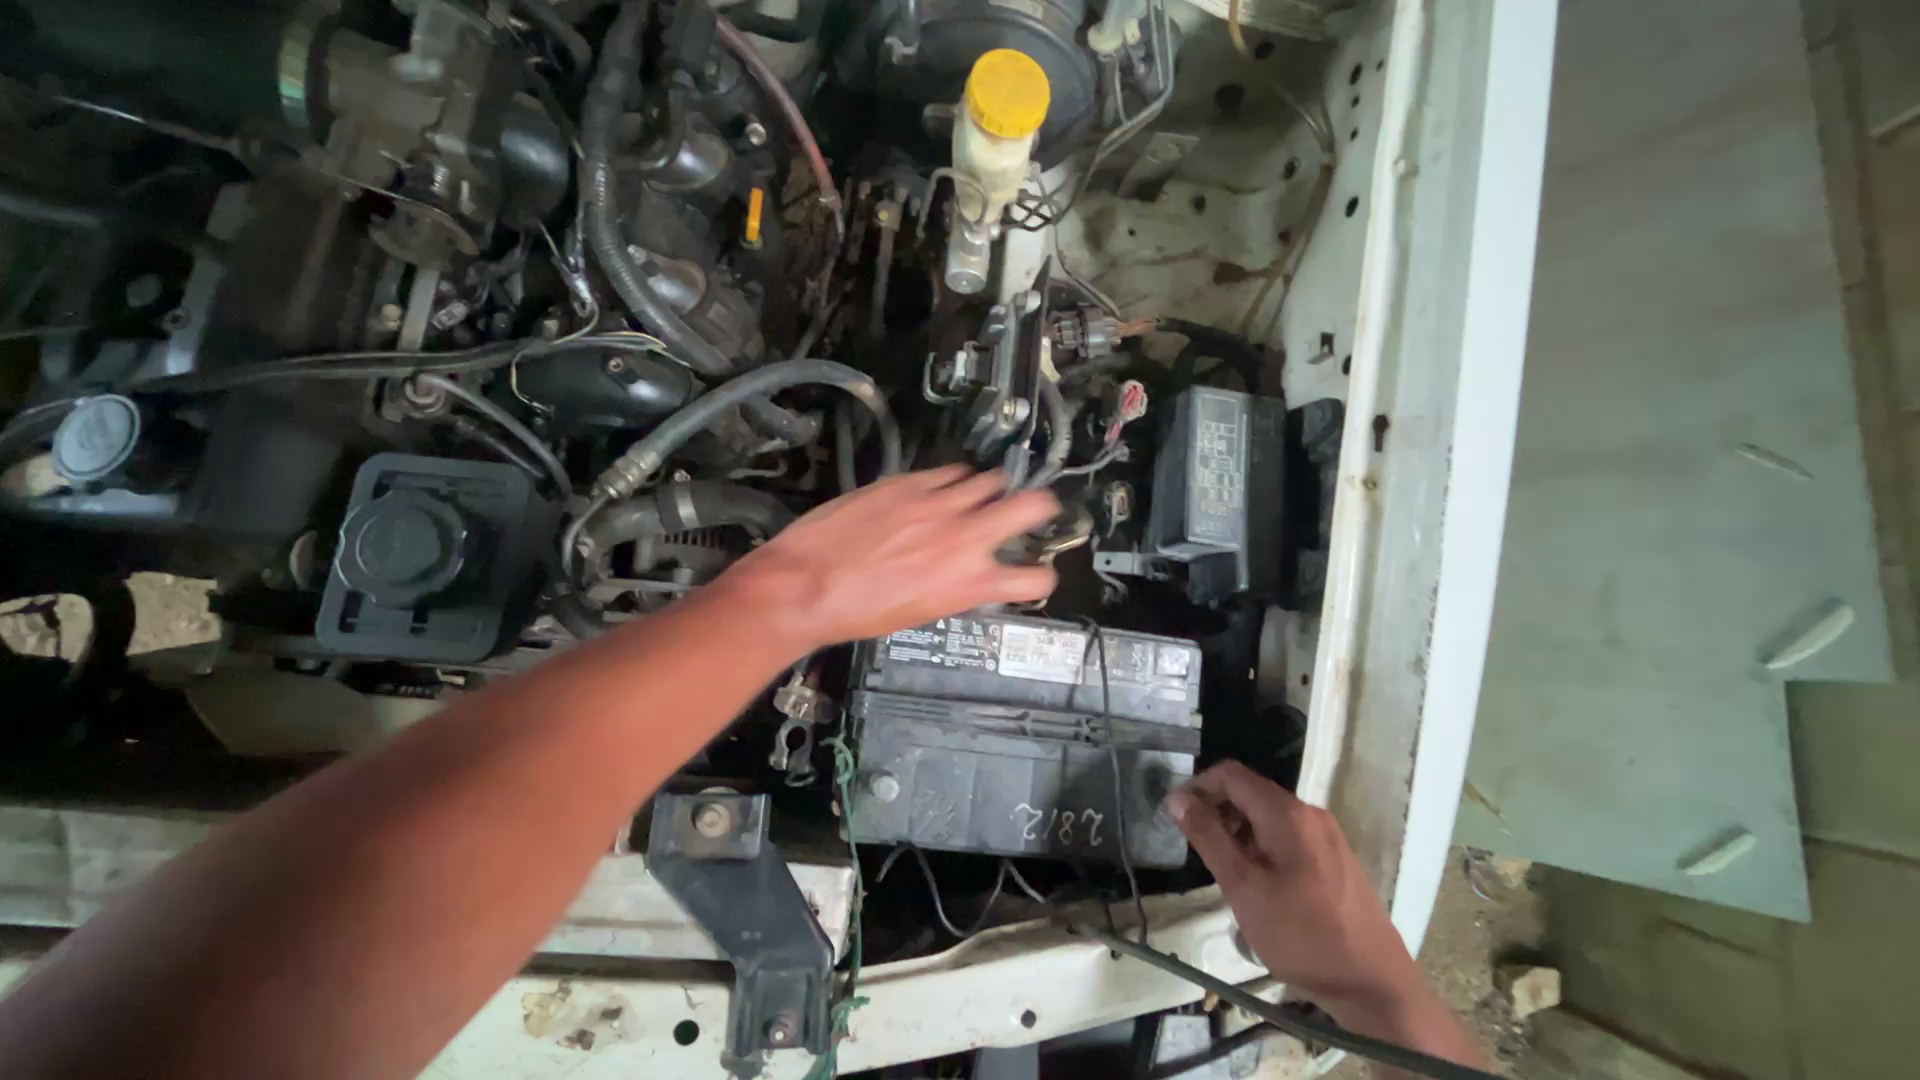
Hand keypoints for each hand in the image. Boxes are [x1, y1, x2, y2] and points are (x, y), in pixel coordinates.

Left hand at [717, 466, 1060, 649]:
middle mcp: (963, 538)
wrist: (807, 585)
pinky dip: (955, 479)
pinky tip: (945, 487)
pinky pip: (949, 471)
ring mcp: (937, 505)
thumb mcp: (920, 611)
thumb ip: (956, 587)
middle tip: (1037, 507)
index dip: (1042, 576)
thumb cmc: (856, 610)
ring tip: (986, 492)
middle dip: (1041, 506)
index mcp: (969, 582)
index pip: (1033, 578)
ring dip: (994, 488)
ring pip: (990, 479)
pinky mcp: (909, 483)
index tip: (1039, 573)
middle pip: (1031, 505)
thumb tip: (965, 575)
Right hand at [1169, 763, 1426, 1024]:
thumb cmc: (1302, 935)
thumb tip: (1178, 798)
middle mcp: (1310, 813)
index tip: (1177, 815)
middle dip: (1217, 809)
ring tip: (1223, 868)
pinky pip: (1288, 835)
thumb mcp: (1243, 887)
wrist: (1375, 986)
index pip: (1231, 774)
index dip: (1198, 786)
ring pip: (1269, 815)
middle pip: (1251, 792)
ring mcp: (1327, 836)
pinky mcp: (1335, 859)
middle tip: (1196, 846)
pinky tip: (1257, 882)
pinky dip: (1262, 844)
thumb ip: (1208, 837)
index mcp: (1287, 813)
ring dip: (1238, 829)